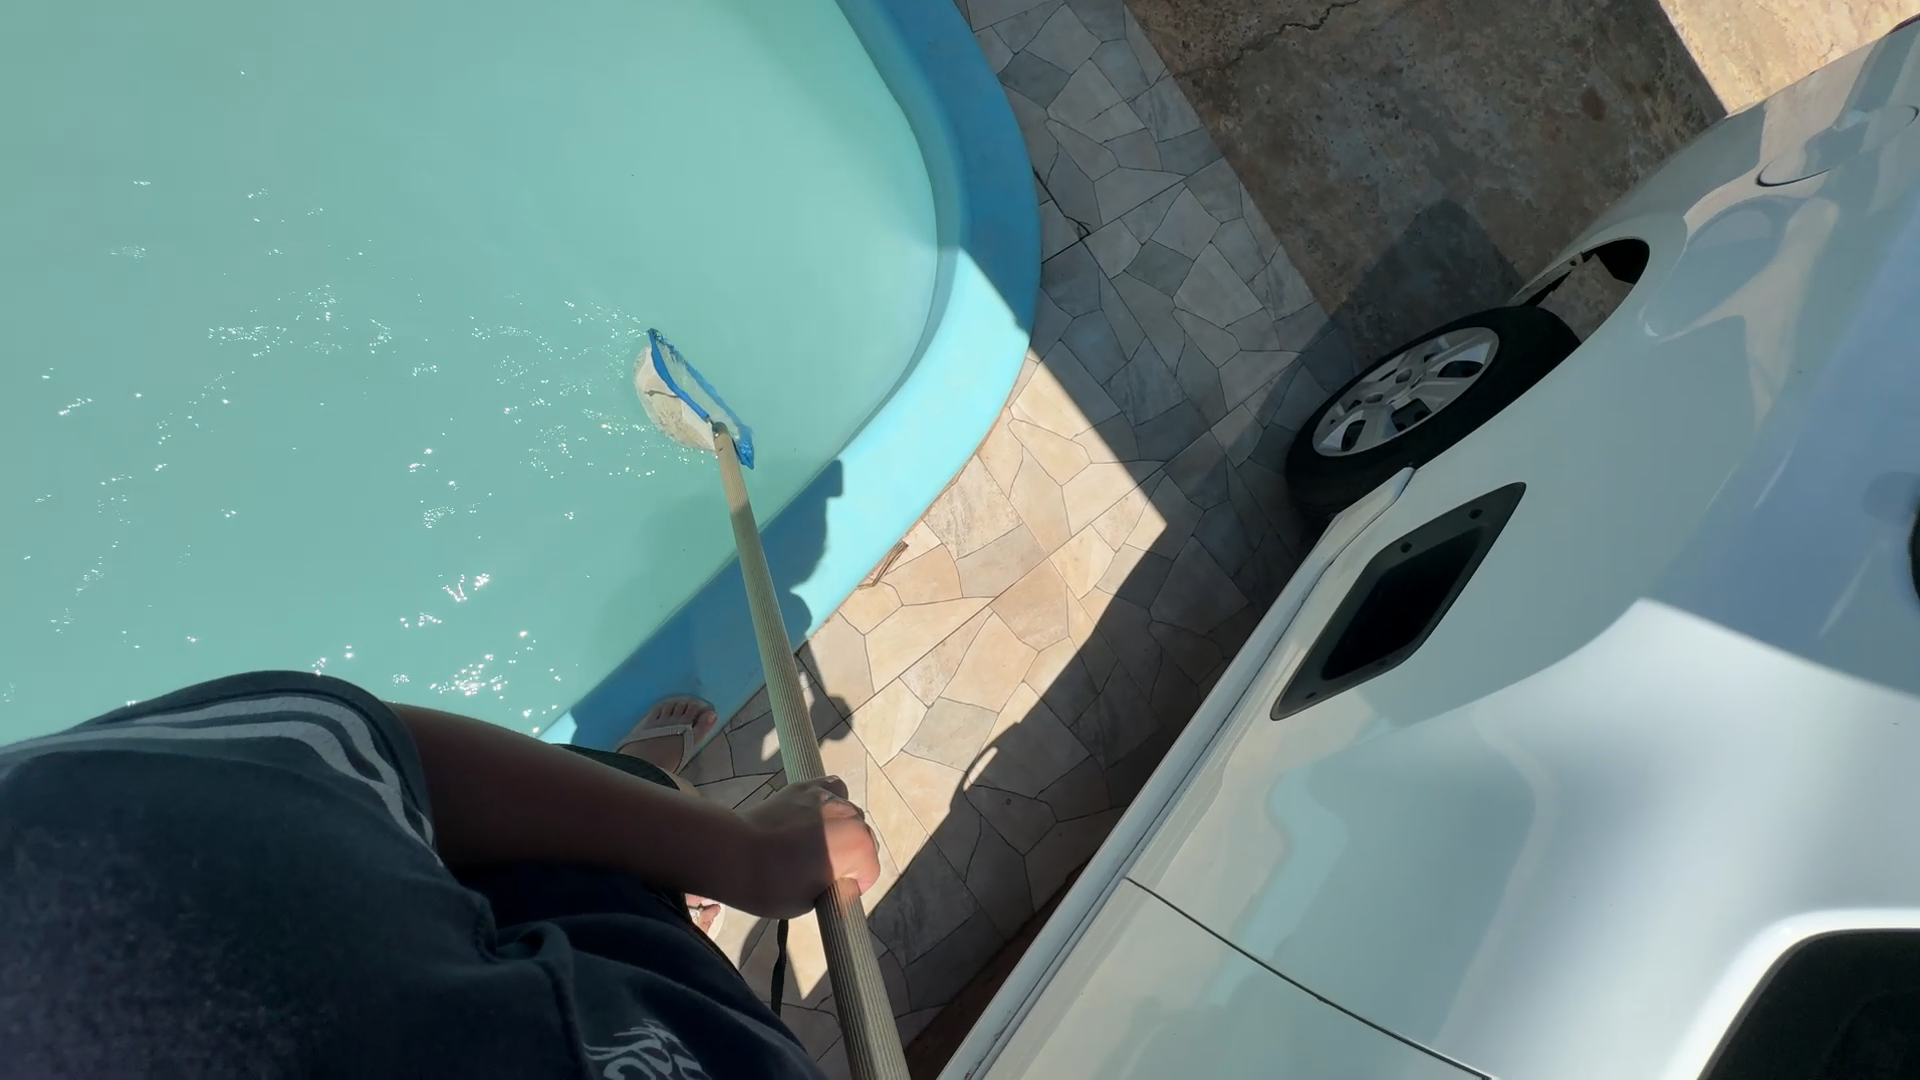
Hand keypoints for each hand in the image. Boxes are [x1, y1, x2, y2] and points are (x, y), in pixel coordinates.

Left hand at [731, 777, 879, 917]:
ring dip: (840, 830)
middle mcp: (850, 816)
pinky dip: (830, 801)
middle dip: (850, 856)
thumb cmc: (773, 885)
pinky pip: (832, 789)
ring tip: (813, 844)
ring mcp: (828, 796)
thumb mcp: (811, 902)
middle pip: (864, 839)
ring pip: (849, 815)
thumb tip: (841, 879)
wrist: (734, 853)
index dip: (853, 887)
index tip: (831, 893)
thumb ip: (835, 886)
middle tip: (820, 872)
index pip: (870, 871)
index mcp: (858, 846)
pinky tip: (815, 815)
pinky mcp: (808, 786)